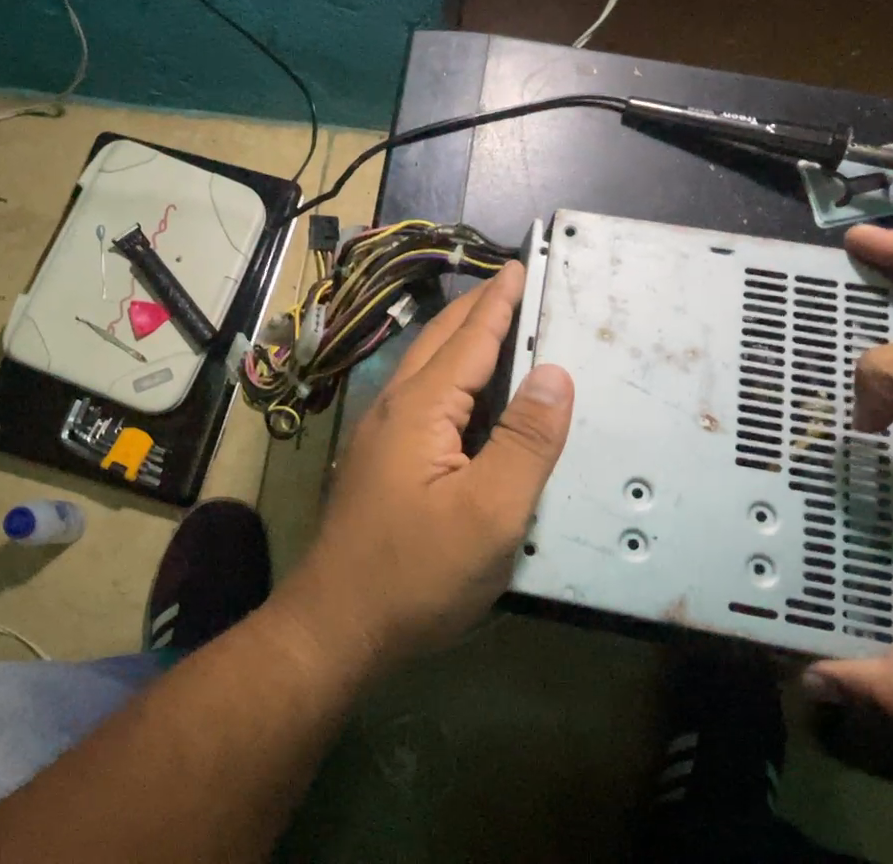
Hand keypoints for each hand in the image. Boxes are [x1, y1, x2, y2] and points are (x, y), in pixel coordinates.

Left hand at [278, 261, 573, 664]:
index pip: (469, 339)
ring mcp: (379, 438)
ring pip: (426, 372)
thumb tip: (556, 374)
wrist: (336, 626)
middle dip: (478, 312)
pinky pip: (422, 402)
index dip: (499, 303)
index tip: (522, 267)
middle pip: (440, 345)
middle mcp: (393, 411)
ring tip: (498, 331)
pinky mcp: (379, 466)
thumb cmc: (416, 573)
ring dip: (462, 344)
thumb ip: (526, 442)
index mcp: (420, 409)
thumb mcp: (489, 513)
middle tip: (515, 288)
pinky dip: (452, 381)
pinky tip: (468, 401)